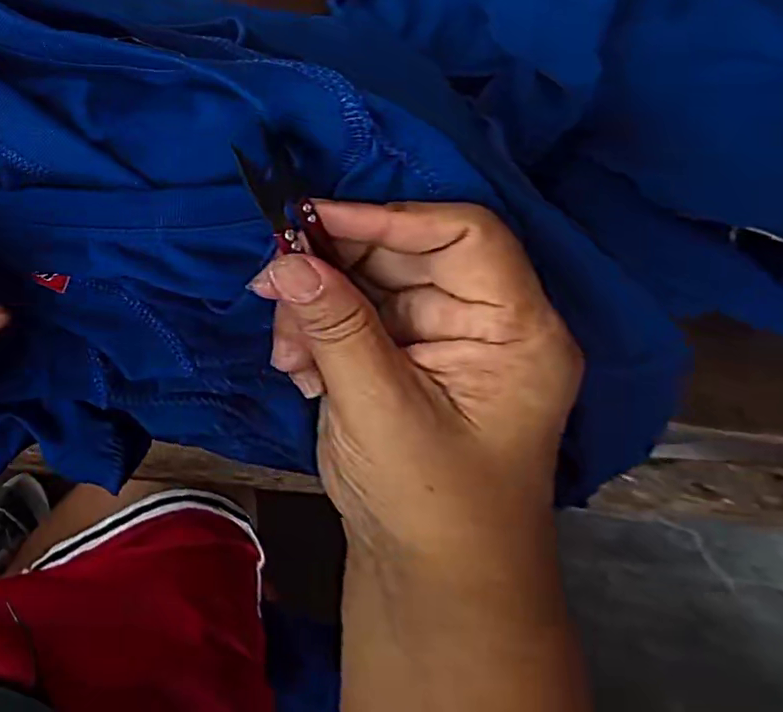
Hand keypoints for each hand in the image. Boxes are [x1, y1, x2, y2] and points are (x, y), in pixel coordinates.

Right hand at [252, 201, 582, 569]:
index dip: (386, 218)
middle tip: (271, 285)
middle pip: (395, 253)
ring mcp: (428, 333)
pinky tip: (297, 369)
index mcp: (511, 329)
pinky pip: (336, 310)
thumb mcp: (380, 406)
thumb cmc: (430, 497)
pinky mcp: (388, 349)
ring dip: (307, 308)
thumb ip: (334, 326)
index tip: (309, 219)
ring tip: (288, 354)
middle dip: (326, 268)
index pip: (462, 236)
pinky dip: (305, 330)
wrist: (424, 564)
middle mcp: (474, 319)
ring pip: (353, 279)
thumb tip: (284, 260)